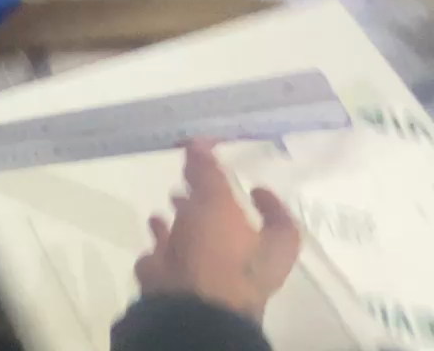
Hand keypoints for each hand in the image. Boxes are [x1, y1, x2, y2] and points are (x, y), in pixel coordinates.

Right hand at [134, 140, 302, 321]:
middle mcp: (247, 258)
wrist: (189, 297)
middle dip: (218, 202)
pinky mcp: (181, 268)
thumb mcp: (218, 206)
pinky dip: (166, 228)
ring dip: (191, 213)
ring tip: (174, 192)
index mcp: (270, 248)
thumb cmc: (219, 252)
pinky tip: (155, 216)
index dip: (272, 205)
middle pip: (238, 227)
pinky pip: (174, 242)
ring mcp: (212, 265)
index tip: (256, 185)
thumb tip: (201, 140)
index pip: (282, 225)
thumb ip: (209, 174)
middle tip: (200, 179)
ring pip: (204, 233)